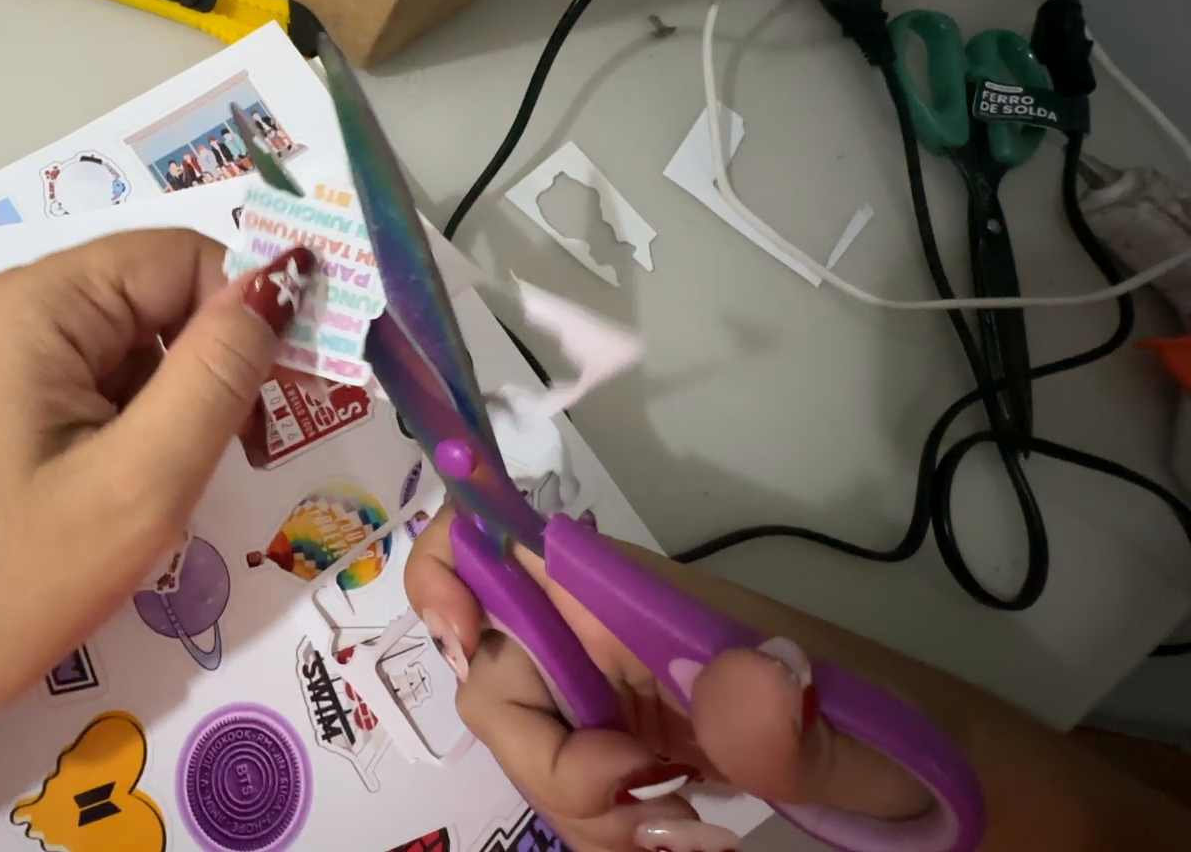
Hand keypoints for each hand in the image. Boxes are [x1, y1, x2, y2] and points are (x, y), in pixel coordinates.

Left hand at [0, 230, 311, 721]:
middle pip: (152, 294)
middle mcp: (9, 308)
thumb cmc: (13, 581)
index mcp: (36, 305)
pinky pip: (92, 377)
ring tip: (180, 474)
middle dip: (212, 357)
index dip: (247, 307)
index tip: (294, 383)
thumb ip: (220, 370)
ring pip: (128, 340)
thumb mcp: (141, 480)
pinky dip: (136, 414)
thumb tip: (283, 276)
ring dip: (177, 393)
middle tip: (247, 443)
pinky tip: (135, 477)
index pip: (178, 256)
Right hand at [406, 507, 934, 851]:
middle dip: (539, 753)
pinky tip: (666, 831)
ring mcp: (585, 681)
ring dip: (573, 801)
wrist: (917, 777)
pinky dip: (591, 819)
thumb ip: (787, 723)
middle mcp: (576, 622)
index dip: (440, 570)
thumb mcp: (850, 733)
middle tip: (635, 800)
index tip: (462, 643)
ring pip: (514, 735)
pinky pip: (549, 774)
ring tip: (679, 831)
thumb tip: (740, 678)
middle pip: (486, 670)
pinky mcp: (599, 734)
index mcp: (605, 584)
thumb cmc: (878, 725)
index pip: (482, 534)